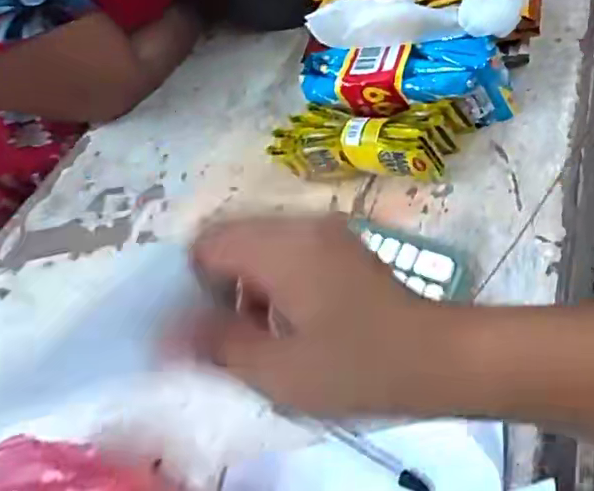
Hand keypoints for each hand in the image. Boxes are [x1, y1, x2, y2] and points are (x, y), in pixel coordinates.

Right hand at [181, 215, 444, 415]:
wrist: (426, 352)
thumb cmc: (350, 364)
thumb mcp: (276, 368)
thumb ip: (217, 342)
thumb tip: (167, 329)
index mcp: (285, 246)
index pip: (210, 241)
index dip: (188, 281)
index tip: (191, 324)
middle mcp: (306, 224)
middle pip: (236, 235)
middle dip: (216, 281)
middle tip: (223, 334)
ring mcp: (328, 230)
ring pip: (262, 242)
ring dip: (246, 281)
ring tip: (256, 334)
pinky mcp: (342, 244)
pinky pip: (290, 248)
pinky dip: (274, 277)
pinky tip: (286, 320)